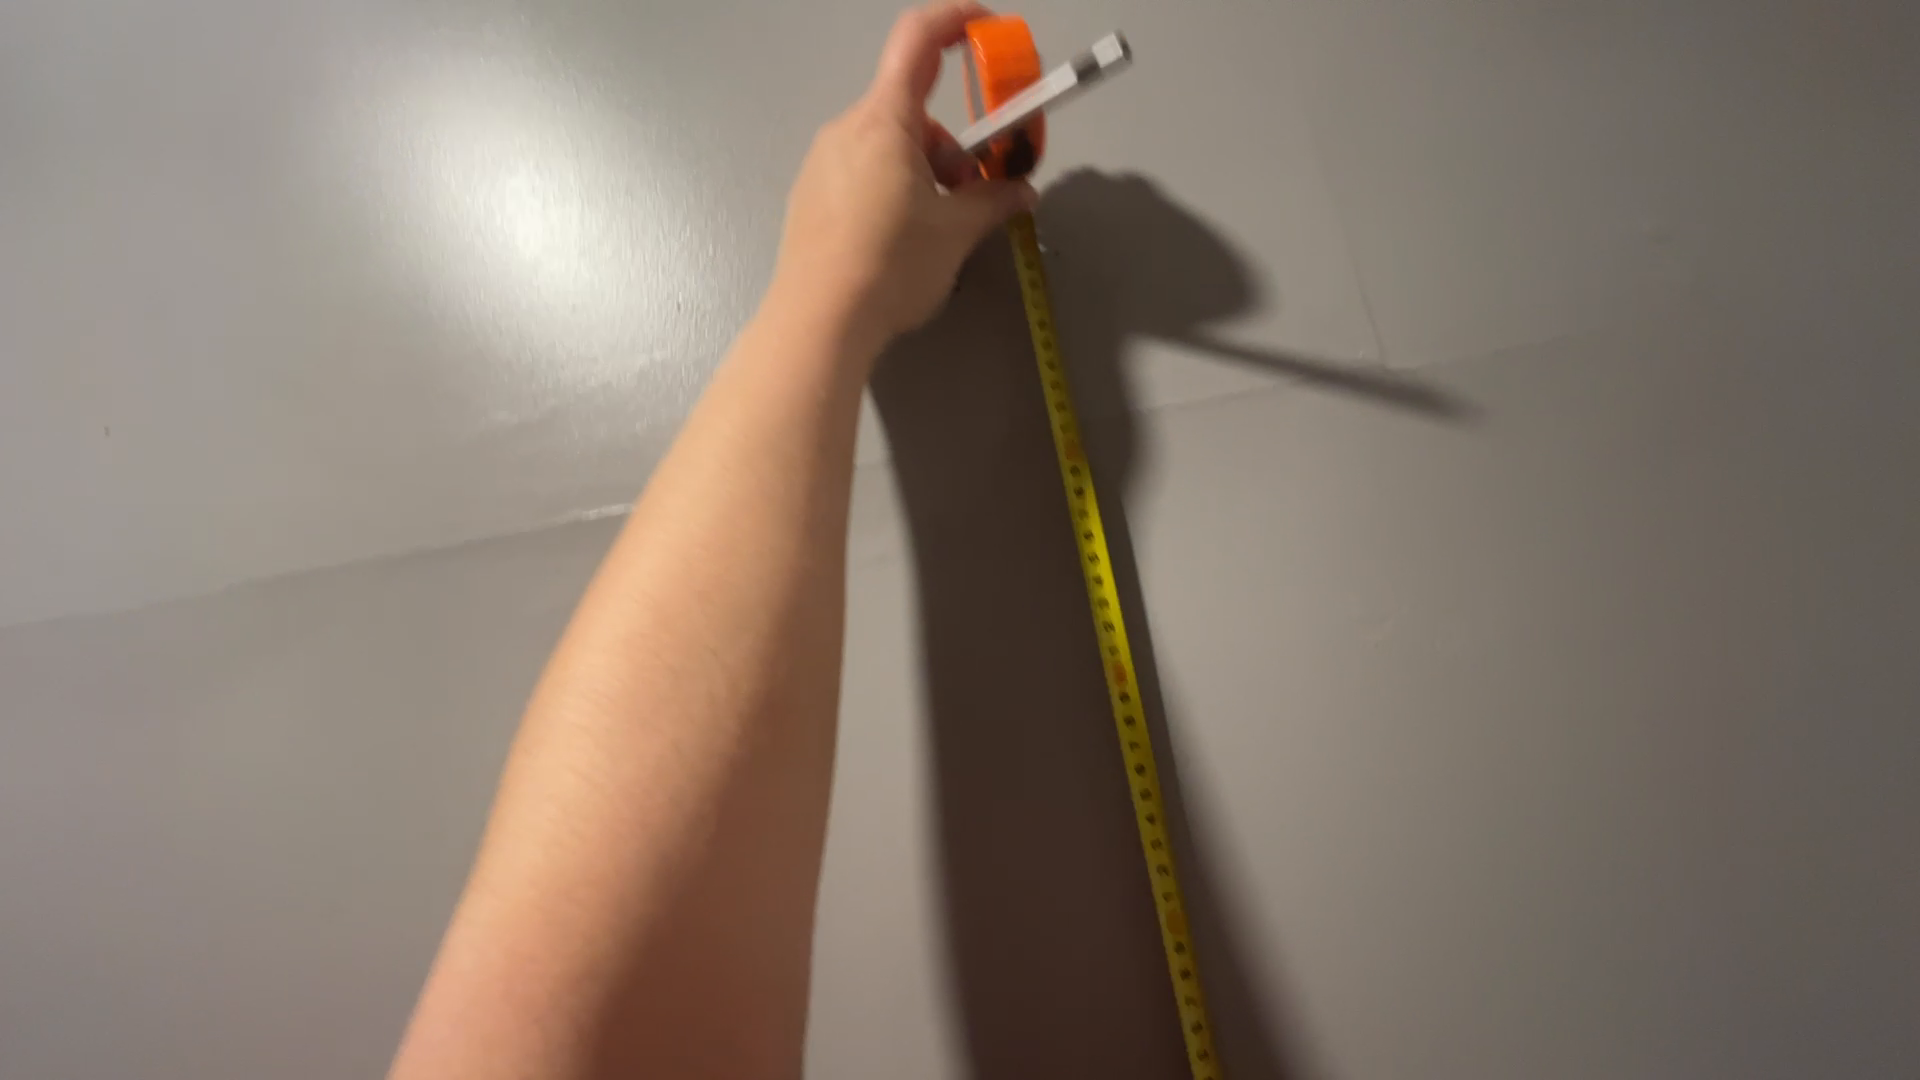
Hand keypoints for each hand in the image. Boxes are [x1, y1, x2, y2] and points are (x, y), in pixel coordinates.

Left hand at [768, 1, 1037, 355]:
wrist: (819, 321)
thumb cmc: (892, 266)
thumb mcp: (955, 233)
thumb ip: (993, 202)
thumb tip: (1022, 191)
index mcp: (884, 121)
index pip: (919, 39)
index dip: (957, 21)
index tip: (988, 30)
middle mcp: (846, 130)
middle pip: (909, 112)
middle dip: (950, 148)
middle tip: (969, 197)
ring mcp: (821, 165)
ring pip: (885, 149)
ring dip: (921, 175)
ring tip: (933, 232)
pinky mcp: (809, 200)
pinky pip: (860, 176)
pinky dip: (890, 192)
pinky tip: (896, 244)